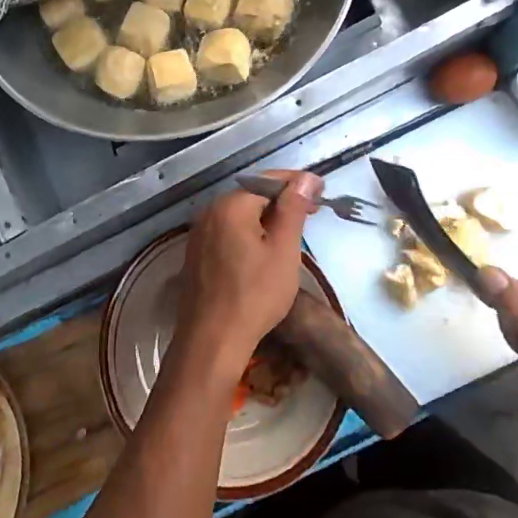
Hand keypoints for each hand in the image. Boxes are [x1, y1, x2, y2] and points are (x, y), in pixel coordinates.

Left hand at [177, 170, 322, 366]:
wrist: (212, 340)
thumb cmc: (254, 295)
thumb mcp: (283, 251)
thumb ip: (293, 209)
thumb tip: (307, 178)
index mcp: (229, 206)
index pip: (267, 181)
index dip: (296, 183)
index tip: (321, 192)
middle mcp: (208, 212)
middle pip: (251, 195)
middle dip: (282, 200)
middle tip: (312, 212)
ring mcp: (199, 233)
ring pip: (239, 214)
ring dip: (266, 218)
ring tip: (292, 231)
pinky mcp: (196, 253)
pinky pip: (227, 231)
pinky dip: (248, 233)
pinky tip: (264, 249)